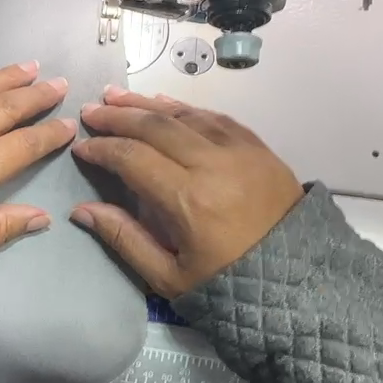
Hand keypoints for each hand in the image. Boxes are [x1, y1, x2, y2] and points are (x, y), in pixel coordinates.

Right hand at [69, 86, 302, 298]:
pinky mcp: (259, 149)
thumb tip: (81, 210)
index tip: (81, 147)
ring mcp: (240, 152)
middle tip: (90, 111)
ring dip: (146, 104)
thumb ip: (123, 238)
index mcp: (188, 200)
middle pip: (156, 127)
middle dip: (118, 116)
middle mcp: (214, 166)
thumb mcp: (168, 276)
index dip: (102, 148)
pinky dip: (184, 108)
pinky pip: (215, 118)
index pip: (132, 157)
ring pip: (185, 115)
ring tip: (116, 97)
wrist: (302, 285)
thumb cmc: (229, 285)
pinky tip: (162, 104)